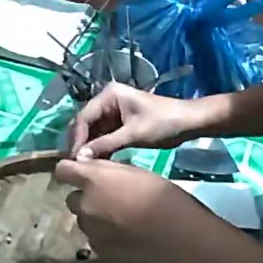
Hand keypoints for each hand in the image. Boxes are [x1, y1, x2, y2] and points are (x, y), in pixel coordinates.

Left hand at [55, 156, 218, 262]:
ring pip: (83, 220)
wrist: (174, 231)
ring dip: (94, 217)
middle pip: (72, 199)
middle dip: (85, 198)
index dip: (71, 171)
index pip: (63, 170)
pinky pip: (94, 238)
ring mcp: (90, 229)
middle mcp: (84, 204)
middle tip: (108, 198)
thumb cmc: (158, 193)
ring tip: (120, 219)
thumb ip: (106, 169)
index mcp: (92, 179)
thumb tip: (90, 167)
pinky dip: (104, 236)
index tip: (83, 173)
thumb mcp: (132, 170)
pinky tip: (125, 235)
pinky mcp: (99, 249)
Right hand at [68, 83, 207, 158]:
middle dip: (81, 143)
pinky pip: (104, 136)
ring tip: (84, 167)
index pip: (84, 117)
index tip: (74, 159)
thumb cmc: (162, 123)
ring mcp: (113, 111)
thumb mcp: (133, 134)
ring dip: (90, 147)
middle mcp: (107, 100)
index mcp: (109, 95)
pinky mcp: (120, 123)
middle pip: (86, 123)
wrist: (188, 122)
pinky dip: (100, 148)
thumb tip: (80, 157)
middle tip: (76, 165)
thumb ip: (105, 144)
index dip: (77, 138)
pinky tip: (97, 163)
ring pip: (93, 131)